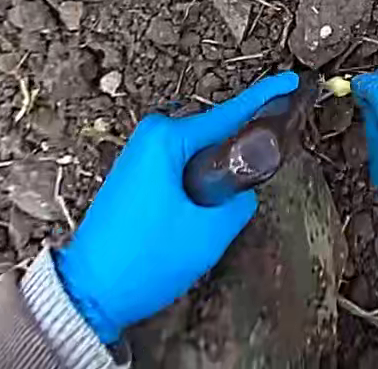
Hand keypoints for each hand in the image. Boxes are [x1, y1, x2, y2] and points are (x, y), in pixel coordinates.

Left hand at [55, 72, 299, 342]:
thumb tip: (244, 191)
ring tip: (239, 178)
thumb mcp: (210, 233)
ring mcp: (143, 150)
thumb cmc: (142, 260)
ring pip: (201, 145)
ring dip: (221, 158)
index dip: (267, 95)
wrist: (86, 296)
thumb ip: (241, 201)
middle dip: (244, 136)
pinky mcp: (138, 168)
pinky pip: (184, 156)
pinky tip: (213, 187)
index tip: (292, 80)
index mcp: (169, 139)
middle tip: (271, 145)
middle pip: (217, 127)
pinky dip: (203, 167)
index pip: (232, 111)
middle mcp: (154, 134)